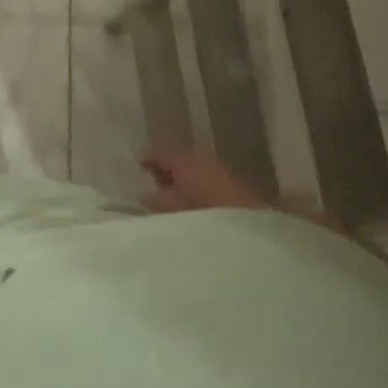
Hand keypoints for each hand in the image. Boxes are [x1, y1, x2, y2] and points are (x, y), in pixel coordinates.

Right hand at [138, 148, 270, 212]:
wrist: (251, 235)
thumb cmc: (202, 217)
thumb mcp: (170, 210)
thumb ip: (155, 201)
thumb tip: (145, 194)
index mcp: (185, 159)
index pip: (160, 153)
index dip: (146, 160)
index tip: (135, 170)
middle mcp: (204, 160)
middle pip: (179, 162)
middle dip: (165, 174)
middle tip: (150, 188)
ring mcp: (223, 175)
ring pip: (196, 175)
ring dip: (183, 186)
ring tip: (170, 204)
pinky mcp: (237, 192)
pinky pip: (209, 186)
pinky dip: (198, 194)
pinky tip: (193, 212)